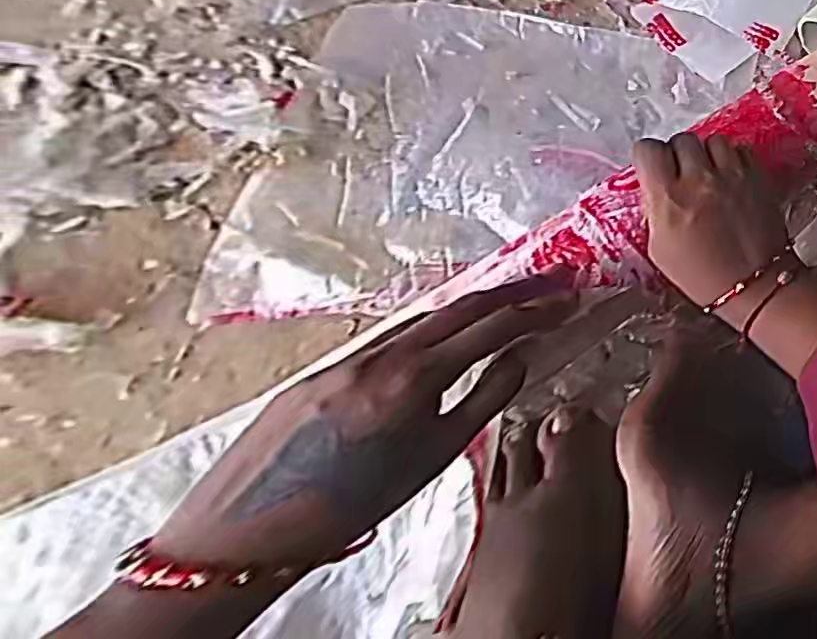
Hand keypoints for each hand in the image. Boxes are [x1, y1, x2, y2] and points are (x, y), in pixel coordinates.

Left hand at [147, 276, 578, 568]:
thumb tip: (519, 356)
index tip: (570, 300)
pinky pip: (390, 336)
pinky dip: (432, 326)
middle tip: (552, 282)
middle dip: (515, 290)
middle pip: (464, 305)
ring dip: (474, 304)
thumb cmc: (352, 503)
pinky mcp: (320, 370)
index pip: (495, 325)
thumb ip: (488, 394)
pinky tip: (445, 333)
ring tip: (508, 301)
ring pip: (426, 316)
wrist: (238, 541)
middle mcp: (382, 354)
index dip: (540, 309)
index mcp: (416, 377)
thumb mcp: (438, 453)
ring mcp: (347, 357)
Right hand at [635, 133, 787, 305]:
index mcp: (669, 198)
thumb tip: (656, 185)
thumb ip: (656, 207)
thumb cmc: (702, 274)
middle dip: (679, 153)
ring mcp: (734, 175)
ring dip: (708, 153)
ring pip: (714, 140)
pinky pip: (742, 150)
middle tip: (683, 172)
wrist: (755, 282)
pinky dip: (734, 158)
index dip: (648, 156)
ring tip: (710, 173)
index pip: (649, 150)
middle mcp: (701, 180)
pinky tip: (731, 177)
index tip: (653, 166)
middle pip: (683, 139)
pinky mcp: (759, 176)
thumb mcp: (659, 246)